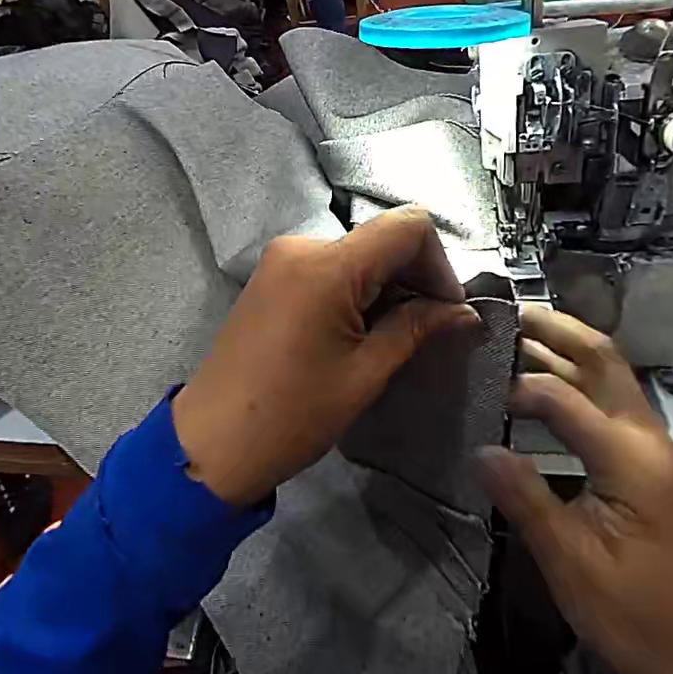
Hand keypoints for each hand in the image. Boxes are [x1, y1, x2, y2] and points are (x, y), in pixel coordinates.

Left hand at [172, 207, 478, 506]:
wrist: (208, 446)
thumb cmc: (291, 415)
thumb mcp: (365, 373)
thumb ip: (417, 328)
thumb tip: (464, 312)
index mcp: (327, 267)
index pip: (408, 227)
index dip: (439, 263)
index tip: (447, 307)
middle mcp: (303, 246)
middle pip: (383, 238)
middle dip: (416, 277)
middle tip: (430, 326)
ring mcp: (283, 259)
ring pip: (360, 253)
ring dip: (388, 286)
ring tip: (394, 334)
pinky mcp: (273, 276)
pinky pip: (332, 266)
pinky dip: (359, 289)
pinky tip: (361, 329)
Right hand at [476, 307, 672, 673]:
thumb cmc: (627, 610)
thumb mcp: (570, 562)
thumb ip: (526, 500)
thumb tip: (479, 450)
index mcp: (633, 461)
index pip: (569, 401)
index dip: (523, 387)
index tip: (482, 386)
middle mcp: (647, 436)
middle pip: (603, 360)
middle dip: (557, 331)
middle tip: (509, 314)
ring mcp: (649, 440)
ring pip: (608, 371)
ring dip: (565, 346)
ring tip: (517, 331)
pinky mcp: (642, 451)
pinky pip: (607, 395)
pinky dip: (574, 373)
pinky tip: (541, 374)